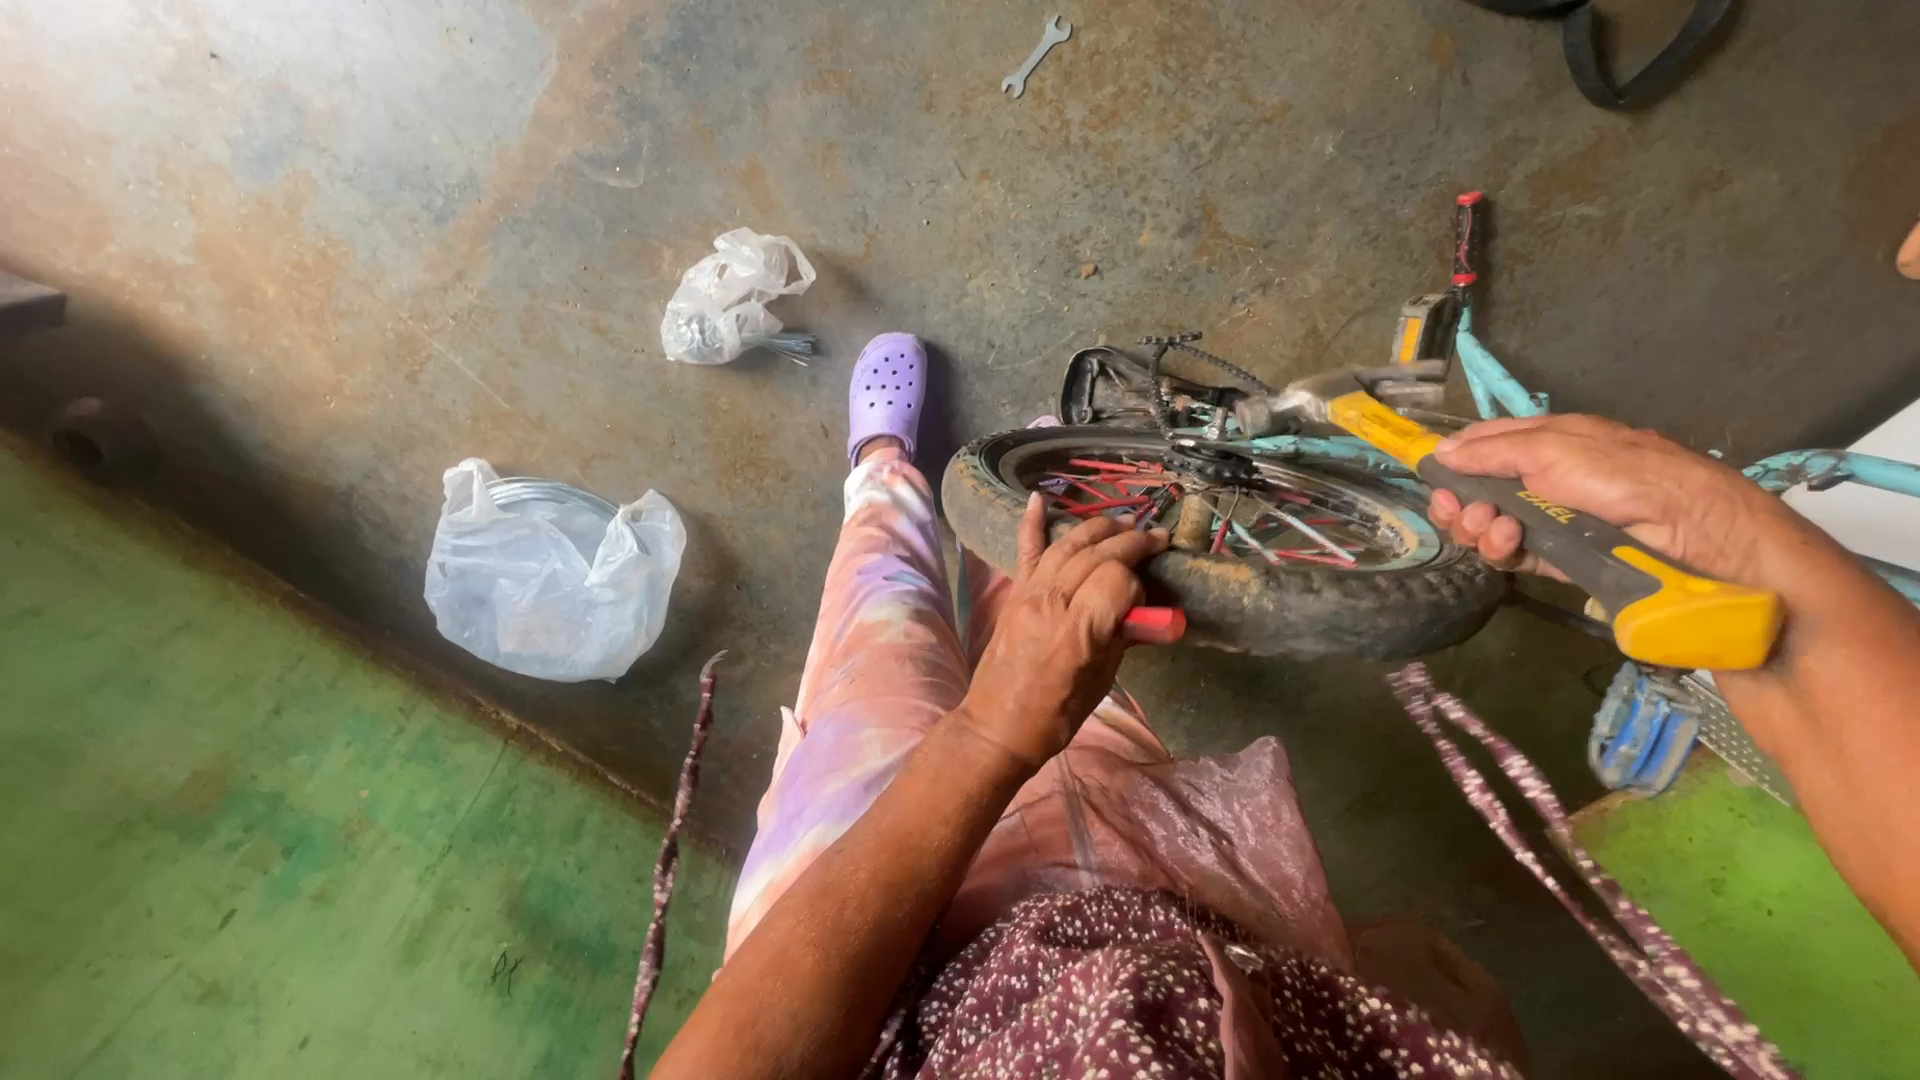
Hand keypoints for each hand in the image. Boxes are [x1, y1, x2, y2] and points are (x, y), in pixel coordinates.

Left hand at [955, 495, 1170, 767]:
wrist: (997, 726)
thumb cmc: (1055, 714)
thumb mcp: (1102, 680)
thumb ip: (1124, 637)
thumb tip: (1149, 613)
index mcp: (1079, 628)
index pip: (1117, 578)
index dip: (1137, 583)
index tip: (1144, 602)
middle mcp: (1052, 600)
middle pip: (1096, 553)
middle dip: (1130, 541)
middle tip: (1156, 538)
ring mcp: (1029, 592)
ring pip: (1068, 545)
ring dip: (1098, 528)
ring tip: (1124, 523)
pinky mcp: (1014, 593)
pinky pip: (1025, 551)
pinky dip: (1032, 522)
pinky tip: (1039, 499)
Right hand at [1425, 414, 1809, 586]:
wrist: (1693, 539)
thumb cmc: (1626, 478)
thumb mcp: (1557, 447)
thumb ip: (1494, 450)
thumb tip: (1439, 452)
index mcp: (1547, 444)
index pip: (1484, 447)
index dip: (1454, 459)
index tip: (1432, 474)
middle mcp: (1541, 481)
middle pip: (1476, 491)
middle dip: (1460, 501)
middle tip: (1461, 509)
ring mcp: (1546, 521)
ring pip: (1485, 526)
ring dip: (1478, 527)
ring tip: (1496, 528)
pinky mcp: (1553, 558)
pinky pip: (1507, 555)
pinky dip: (1499, 550)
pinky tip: (1510, 543)